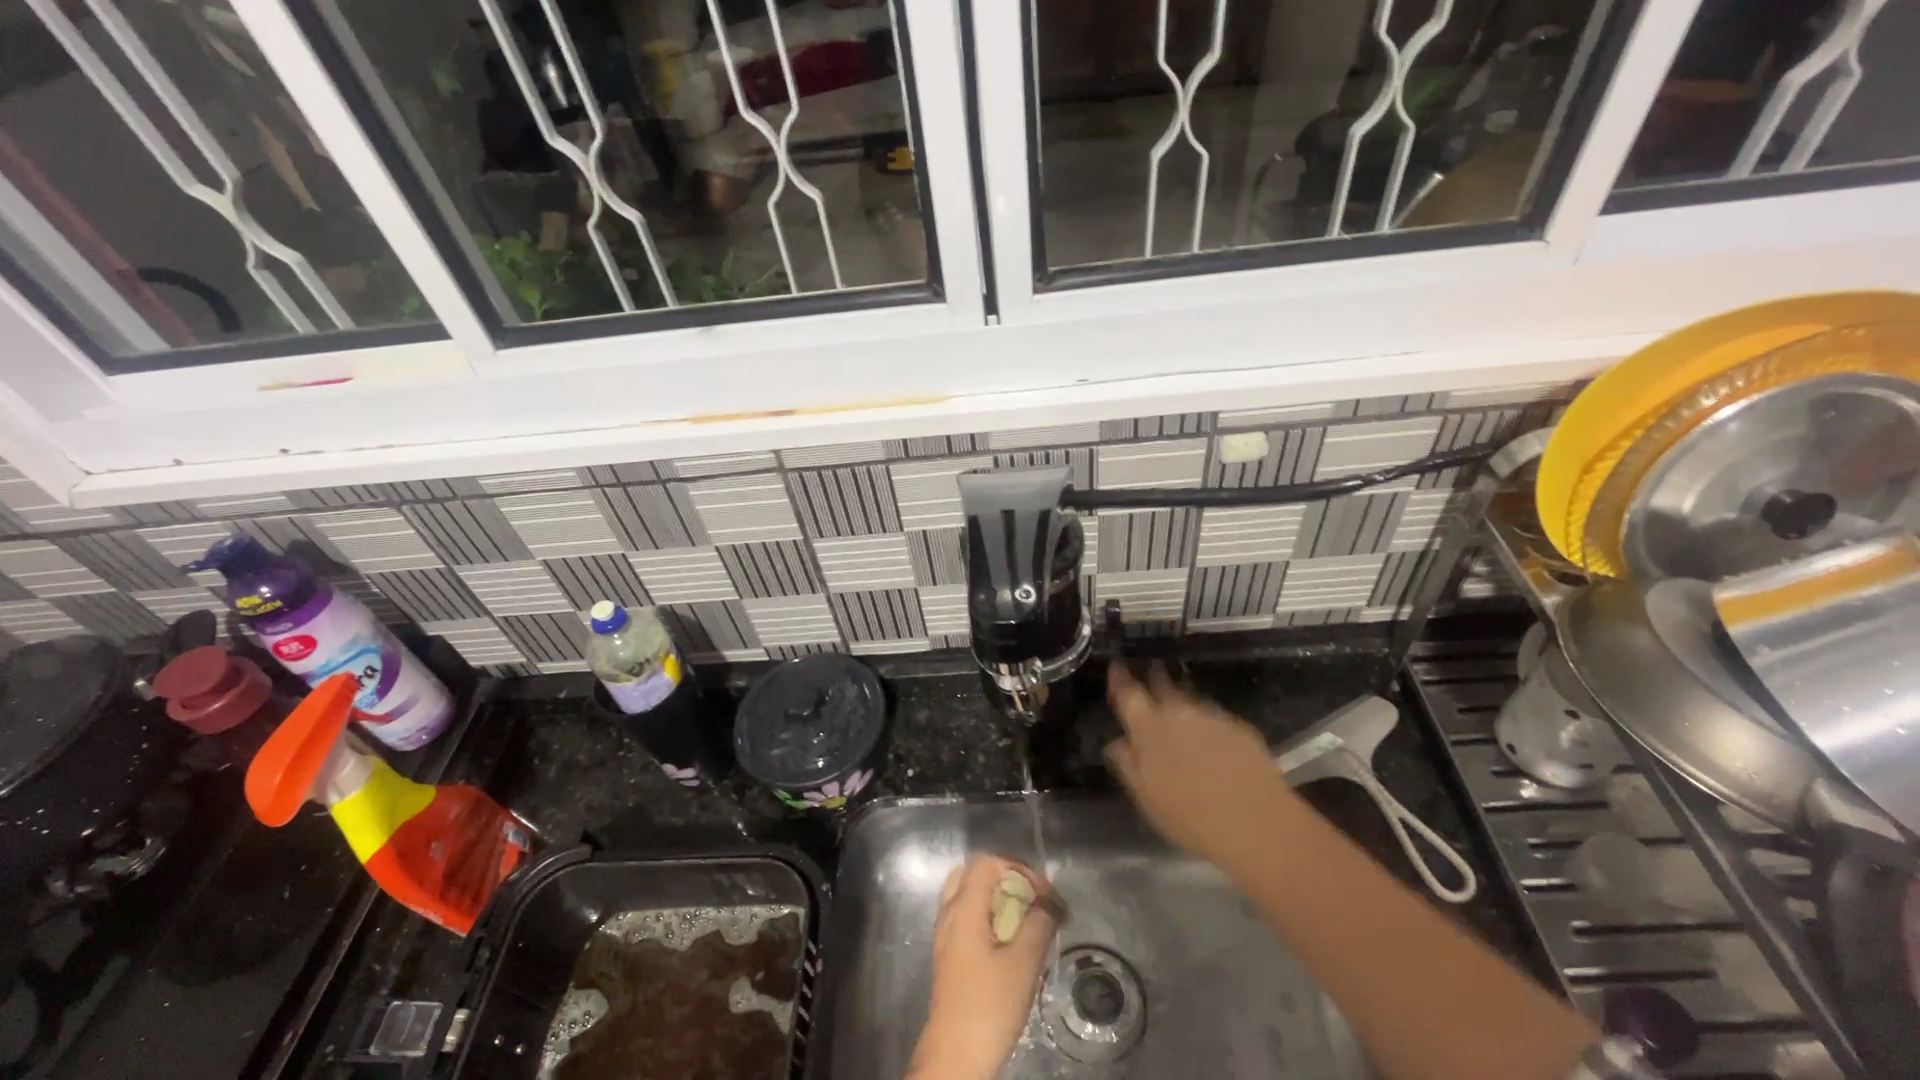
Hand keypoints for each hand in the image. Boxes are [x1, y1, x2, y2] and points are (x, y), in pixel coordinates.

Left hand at [908, 856, 1058, 1079]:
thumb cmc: (990, 1004)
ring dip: (998, 900)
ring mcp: (945, 936)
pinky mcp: (949, 956)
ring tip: (1025, 921)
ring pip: (968, 897)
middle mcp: (949, 915)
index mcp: (963, 909)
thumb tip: (1050, 902)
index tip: (1043, 894)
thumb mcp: (1024, 962)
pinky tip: (1011, 942)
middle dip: (1006, 880)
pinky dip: (989, 918)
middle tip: (1032, 900)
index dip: (1018, 868)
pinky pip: (967, 919)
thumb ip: (1038, 923)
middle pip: (973, 874)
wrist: (956, 1053)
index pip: (986, 862)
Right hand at [1105, 663, 1296, 869]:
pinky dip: (1207, 725)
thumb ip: (1128, 764)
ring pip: (1190, 703)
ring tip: (1182, 721)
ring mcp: (1213, 717)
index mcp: (1150, 730)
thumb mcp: (1148, 798)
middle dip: (1154, 680)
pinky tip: (1212, 746)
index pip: (1129, 694)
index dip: (1121, 678)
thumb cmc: (1191, 818)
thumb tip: (1118, 743)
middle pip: (1163, 686)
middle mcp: (1180, 714)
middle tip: (1150, 678)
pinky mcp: (1240, 727)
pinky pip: (1215, 718)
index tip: (1117, 667)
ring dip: (1182, 706)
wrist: (1256, 824)